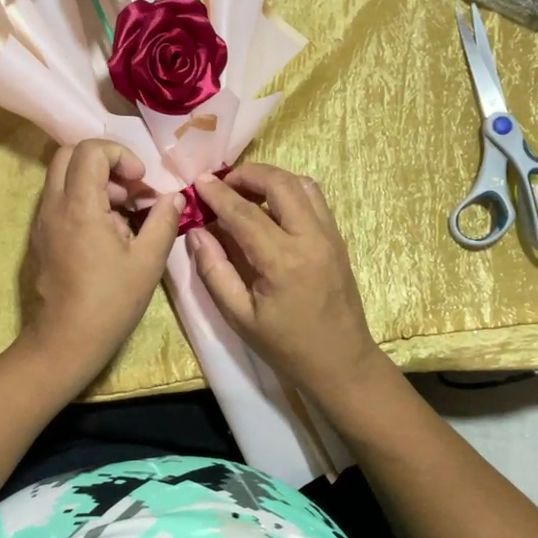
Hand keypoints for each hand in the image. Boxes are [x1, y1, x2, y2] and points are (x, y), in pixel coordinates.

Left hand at [20, 140, 183, 378]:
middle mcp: (53, 206)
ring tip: (124, 214)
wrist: (64, 341)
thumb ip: (162, 221)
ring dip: (94, 182)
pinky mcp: (40, 238)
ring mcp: (41, 222)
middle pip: (69, 155)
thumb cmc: (110, 302)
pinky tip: (107, 234)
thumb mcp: (147, 261)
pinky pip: (59, 201)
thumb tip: (174, 197)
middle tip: (130, 191)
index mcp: (78, 206)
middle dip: (104, 162)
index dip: (120, 155)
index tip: (141, 182)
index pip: (90, 150)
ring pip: (62, 178)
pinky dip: (83, 201)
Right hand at [189, 164, 384, 396]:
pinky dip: (290, 192)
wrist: (341, 363)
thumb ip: (215, 271)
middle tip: (223, 184)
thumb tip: (196, 233)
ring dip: (271, 180)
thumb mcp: (240, 317)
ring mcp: (330, 236)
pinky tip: (271, 209)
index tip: (197, 182)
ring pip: (302, 184)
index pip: (244, 213)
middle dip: (248, 175)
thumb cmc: (286, 346)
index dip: (218, 194)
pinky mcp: (338, 240)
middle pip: (280, 183)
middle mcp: (311, 238)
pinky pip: (315, 200)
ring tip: (246, 193)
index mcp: (283, 261)